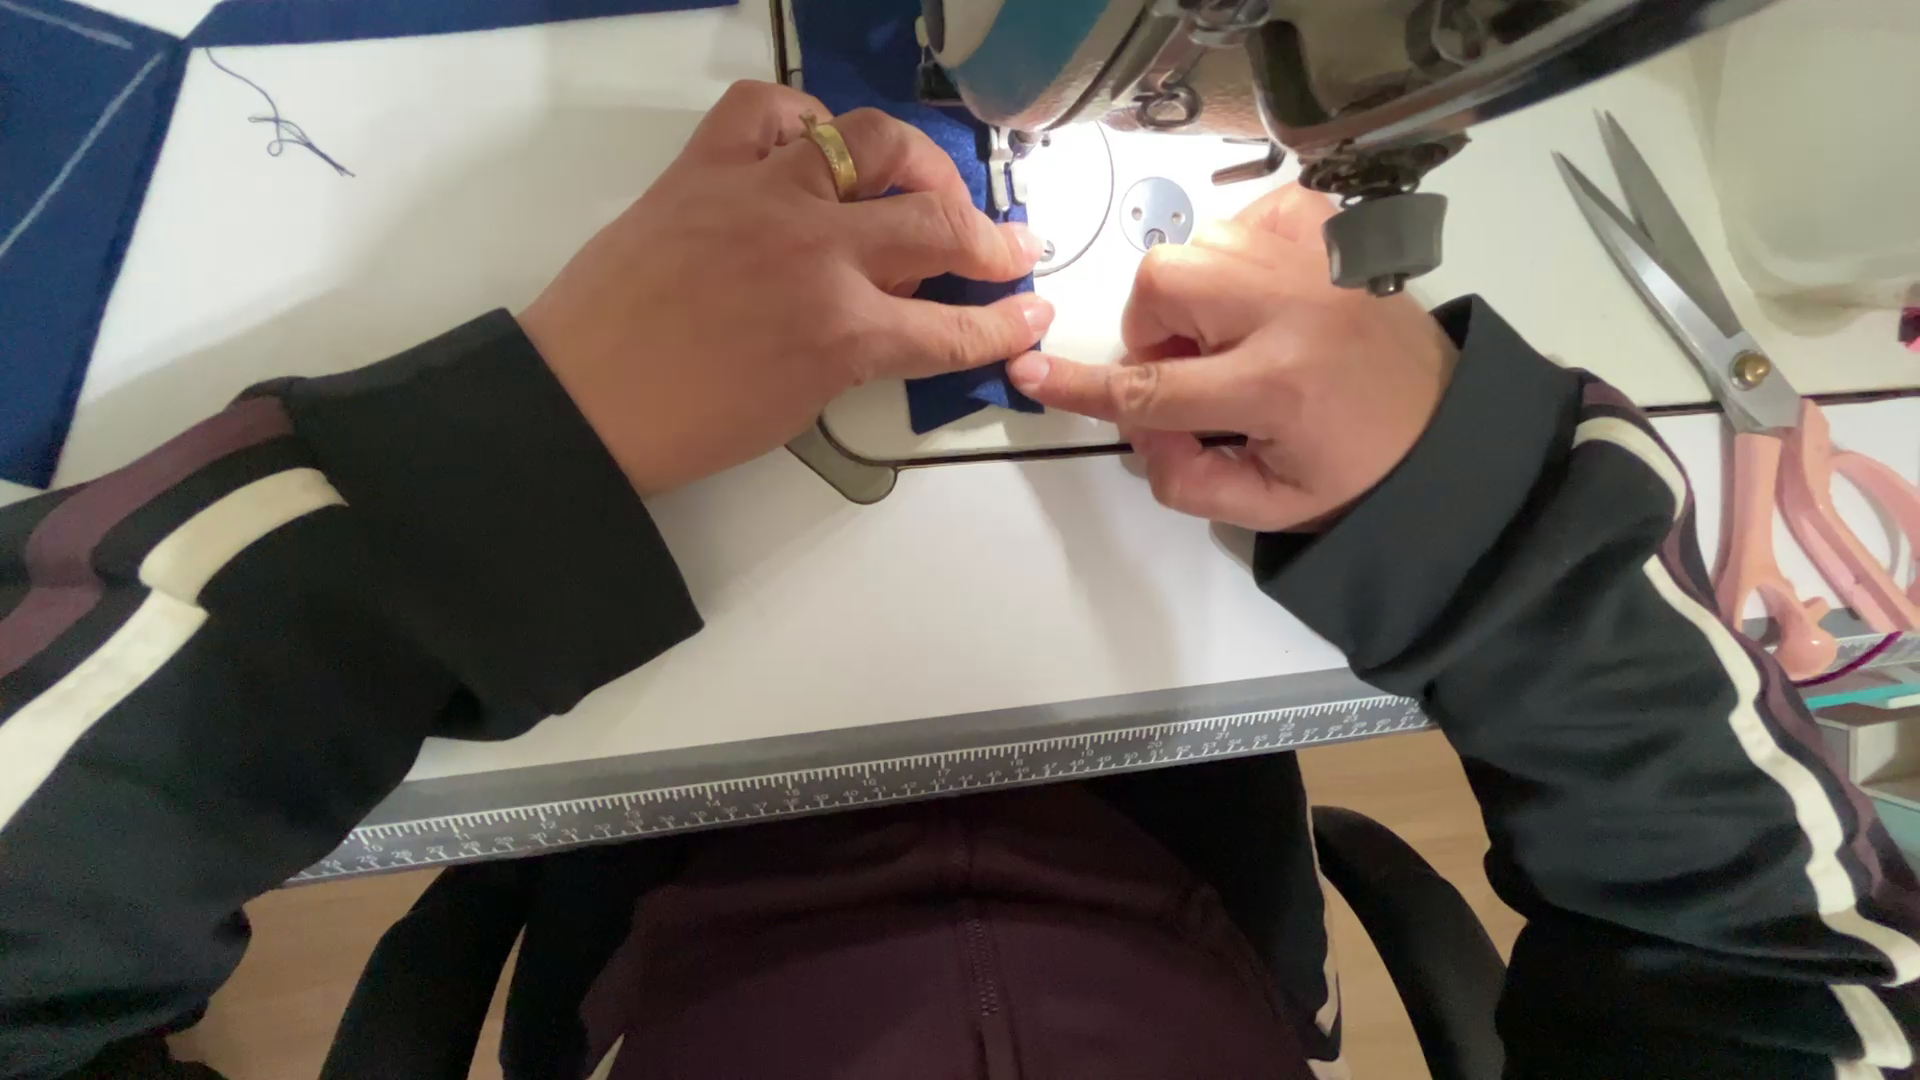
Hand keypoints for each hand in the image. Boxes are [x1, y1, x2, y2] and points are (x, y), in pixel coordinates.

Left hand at [521, 80, 1050, 495]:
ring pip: (873, 142)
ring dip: (921, 162)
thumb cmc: (697, 424)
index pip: (955, 326)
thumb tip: (902, 311)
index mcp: (845, 332)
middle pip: (938, 224)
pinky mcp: (706, 167)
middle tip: (1012, 245)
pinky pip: (770, 110)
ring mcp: (763, 197)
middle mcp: (819, 253)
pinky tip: (819, 148)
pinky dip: (807, 120)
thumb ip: (866, 350)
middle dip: (995, 239)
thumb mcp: (807, 402)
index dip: (1007, 324)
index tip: (1035, 312)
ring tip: (929, 182)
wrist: (587, 400)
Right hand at [1006, 185, 1457, 531]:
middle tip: (1184, 369)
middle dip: (1149, 331)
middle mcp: (1293, 307)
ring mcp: (1316, 255)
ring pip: (1192, 246)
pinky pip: (1238, 218)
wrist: (1445, 427)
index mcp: (1277, 387)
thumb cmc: (1349, 473)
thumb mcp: (1262, 507)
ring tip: (1227, 338)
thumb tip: (1138, 425)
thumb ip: (1180, 477)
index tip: (1029, 372)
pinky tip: (1256, 298)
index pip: (1151, 388)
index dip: (1082, 386)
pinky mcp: (1330, 225)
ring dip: (1185, 299)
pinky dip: (1227, 259)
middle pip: (1162, 285)